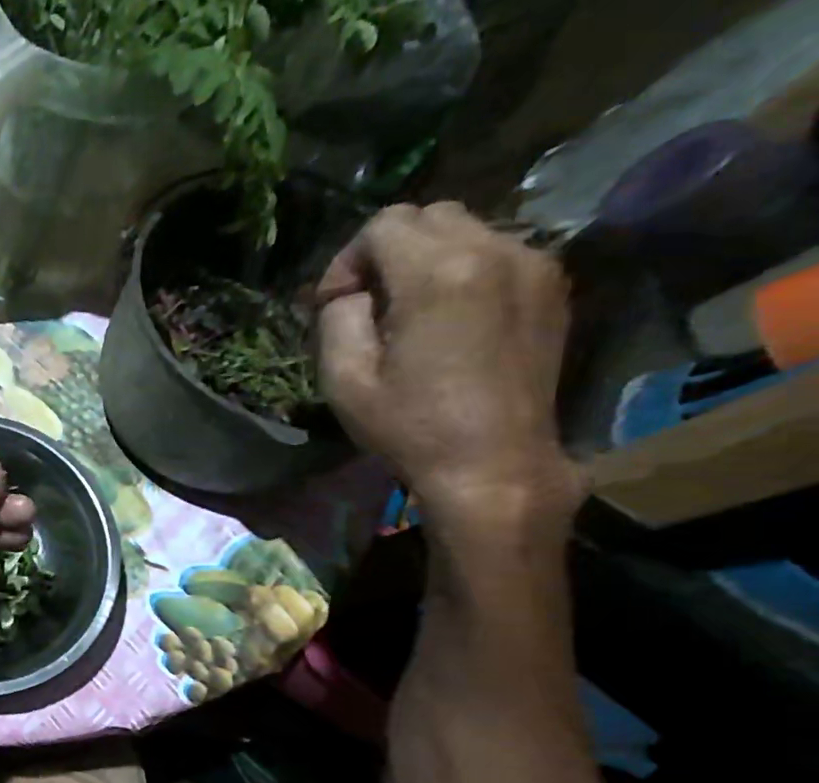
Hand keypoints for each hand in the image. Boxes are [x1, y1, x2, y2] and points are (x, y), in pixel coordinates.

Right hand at [315, 202, 582, 531]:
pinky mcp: (550, 287)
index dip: (346, 260)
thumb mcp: (345, 378)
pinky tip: (448, 317)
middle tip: (367, 303)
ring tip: (407, 310)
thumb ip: (338, 317)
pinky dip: (461, 269)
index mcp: (438, 274)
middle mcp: (495, 252)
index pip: (383, 224)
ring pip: (464, 229)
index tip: (335, 304)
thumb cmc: (409, 426)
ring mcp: (533, 266)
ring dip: (424, 258)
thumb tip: (351, 293)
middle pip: (427, 215)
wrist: (493, 463)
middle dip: (385, 251)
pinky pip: (495, 251)